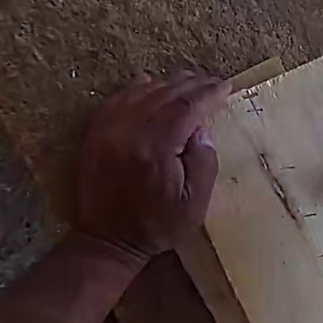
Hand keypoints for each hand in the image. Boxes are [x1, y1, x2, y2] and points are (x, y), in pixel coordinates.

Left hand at [73, 71, 230, 266]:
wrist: (107, 241)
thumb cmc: (156, 226)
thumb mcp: (194, 203)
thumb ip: (204, 161)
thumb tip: (201, 128)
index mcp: (155, 148)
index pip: (187, 107)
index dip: (209, 93)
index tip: (226, 86)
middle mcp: (129, 131)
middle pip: (165, 93)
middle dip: (192, 84)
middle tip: (213, 82)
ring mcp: (108, 129)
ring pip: (142, 91)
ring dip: (168, 84)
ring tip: (189, 82)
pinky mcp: (95, 133)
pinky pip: (119, 99)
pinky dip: (139, 89)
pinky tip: (152, 86)